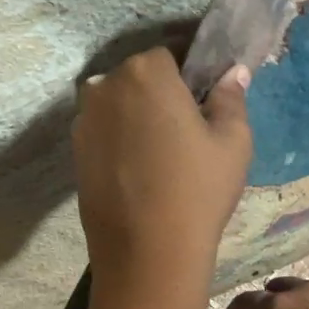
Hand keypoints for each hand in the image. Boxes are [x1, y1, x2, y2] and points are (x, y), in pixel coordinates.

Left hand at [72, 47, 252, 276]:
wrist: (147, 252)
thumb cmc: (198, 189)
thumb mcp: (233, 141)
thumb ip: (231, 98)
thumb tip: (234, 73)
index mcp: (145, 72)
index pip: (169, 56)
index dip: (189, 78)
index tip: (203, 106)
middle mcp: (104, 86)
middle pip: (138, 78)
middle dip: (159, 95)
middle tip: (186, 133)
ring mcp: (83, 121)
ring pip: (118, 106)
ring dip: (136, 119)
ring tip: (162, 157)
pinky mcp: (74, 154)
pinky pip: (104, 134)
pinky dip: (120, 144)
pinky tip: (141, 174)